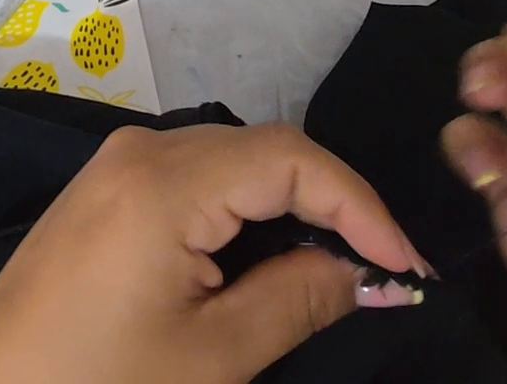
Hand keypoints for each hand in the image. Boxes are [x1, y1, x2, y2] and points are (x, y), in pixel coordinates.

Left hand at [0, 122, 430, 383]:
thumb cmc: (100, 379)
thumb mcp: (212, 355)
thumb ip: (296, 297)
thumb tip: (364, 271)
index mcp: (166, 179)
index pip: (288, 157)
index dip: (358, 202)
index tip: (406, 265)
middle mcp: (143, 147)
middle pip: (260, 147)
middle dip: (327, 199)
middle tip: (379, 265)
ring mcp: (120, 158)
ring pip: (230, 155)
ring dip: (286, 199)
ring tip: (334, 258)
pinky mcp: (109, 180)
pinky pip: (195, 170)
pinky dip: (241, 202)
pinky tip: (263, 246)